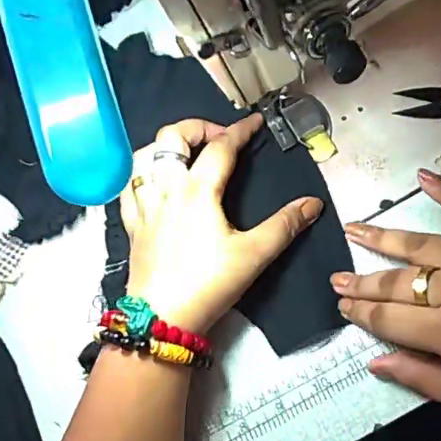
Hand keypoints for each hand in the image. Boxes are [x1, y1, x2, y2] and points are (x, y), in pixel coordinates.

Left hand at [122, 114, 324, 334]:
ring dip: (165, 146)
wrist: (162, 317)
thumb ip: (285, 225)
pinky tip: (152, 181)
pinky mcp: (133, 224)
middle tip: (219, 138)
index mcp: (197, 191)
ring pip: (143, 155)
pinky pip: (128, 186)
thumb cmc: (209, 284)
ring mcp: (145, 205)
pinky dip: (141, 173)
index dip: (240, 130)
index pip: (220, 147)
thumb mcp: (255, 255)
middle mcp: (166, 189)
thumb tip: (312, 204)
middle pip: (172, 137)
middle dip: (197, 128)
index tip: (254, 123)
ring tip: (185, 154)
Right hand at [333, 169, 440, 423]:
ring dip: (385, 238)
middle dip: (362, 283)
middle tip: (335, 279)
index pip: (388, 320)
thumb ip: (421, 378)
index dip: (360, 315)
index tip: (340, 308)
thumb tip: (374, 363)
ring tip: (354, 230)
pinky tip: (424, 177)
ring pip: (423, 245)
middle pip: (398, 282)